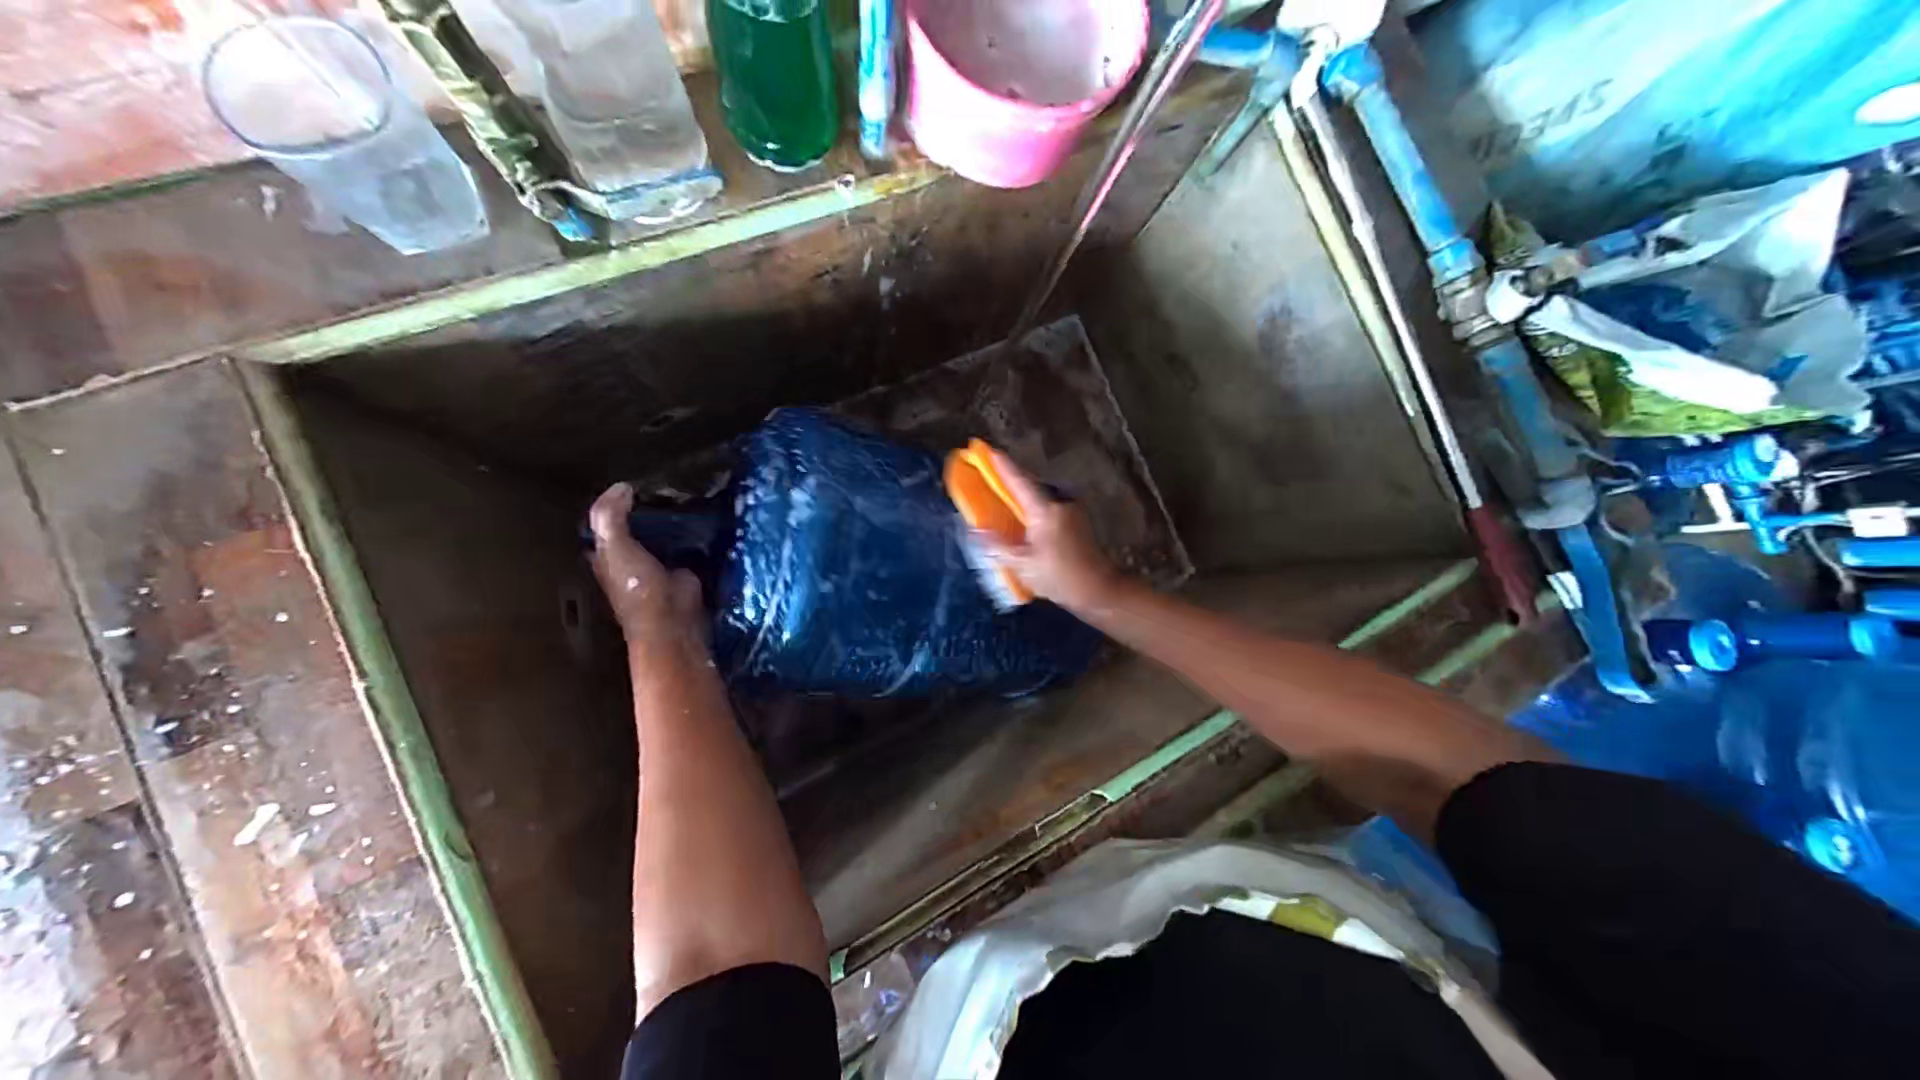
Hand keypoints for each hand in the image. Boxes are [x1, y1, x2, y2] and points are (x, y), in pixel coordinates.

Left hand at [588, 483, 705, 651]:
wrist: (672, 619)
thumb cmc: (636, 586)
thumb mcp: (614, 546)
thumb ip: (612, 515)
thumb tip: (622, 486)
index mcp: (605, 554)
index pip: (606, 522)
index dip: (615, 504)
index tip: (633, 484)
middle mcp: (629, 558)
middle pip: (636, 525)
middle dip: (649, 508)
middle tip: (666, 485)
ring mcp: (658, 562)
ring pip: (662, 532)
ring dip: (673, 518)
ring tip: (687, 493)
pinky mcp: (684, 567)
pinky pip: (686, 542)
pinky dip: (693, 531)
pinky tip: (702, 514)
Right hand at [976, 449, 1124, 612]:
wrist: (1098, 591)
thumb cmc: (1060, 577)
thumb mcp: (1023, 565)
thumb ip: (998, 545)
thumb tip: (976, 530)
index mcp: (1044, 511)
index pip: (1019, 482)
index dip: (1002, 466)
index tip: (987, 450)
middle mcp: (1059, 504)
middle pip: (1029, 486)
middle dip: (1009, 479)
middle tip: (988, 473)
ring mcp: (1070, 511)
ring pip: (1038, 497)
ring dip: (1020, 495)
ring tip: (1000, 495)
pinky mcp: (1074, 522)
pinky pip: (1045, 508)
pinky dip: (1030, 508)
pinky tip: (1020, 517)